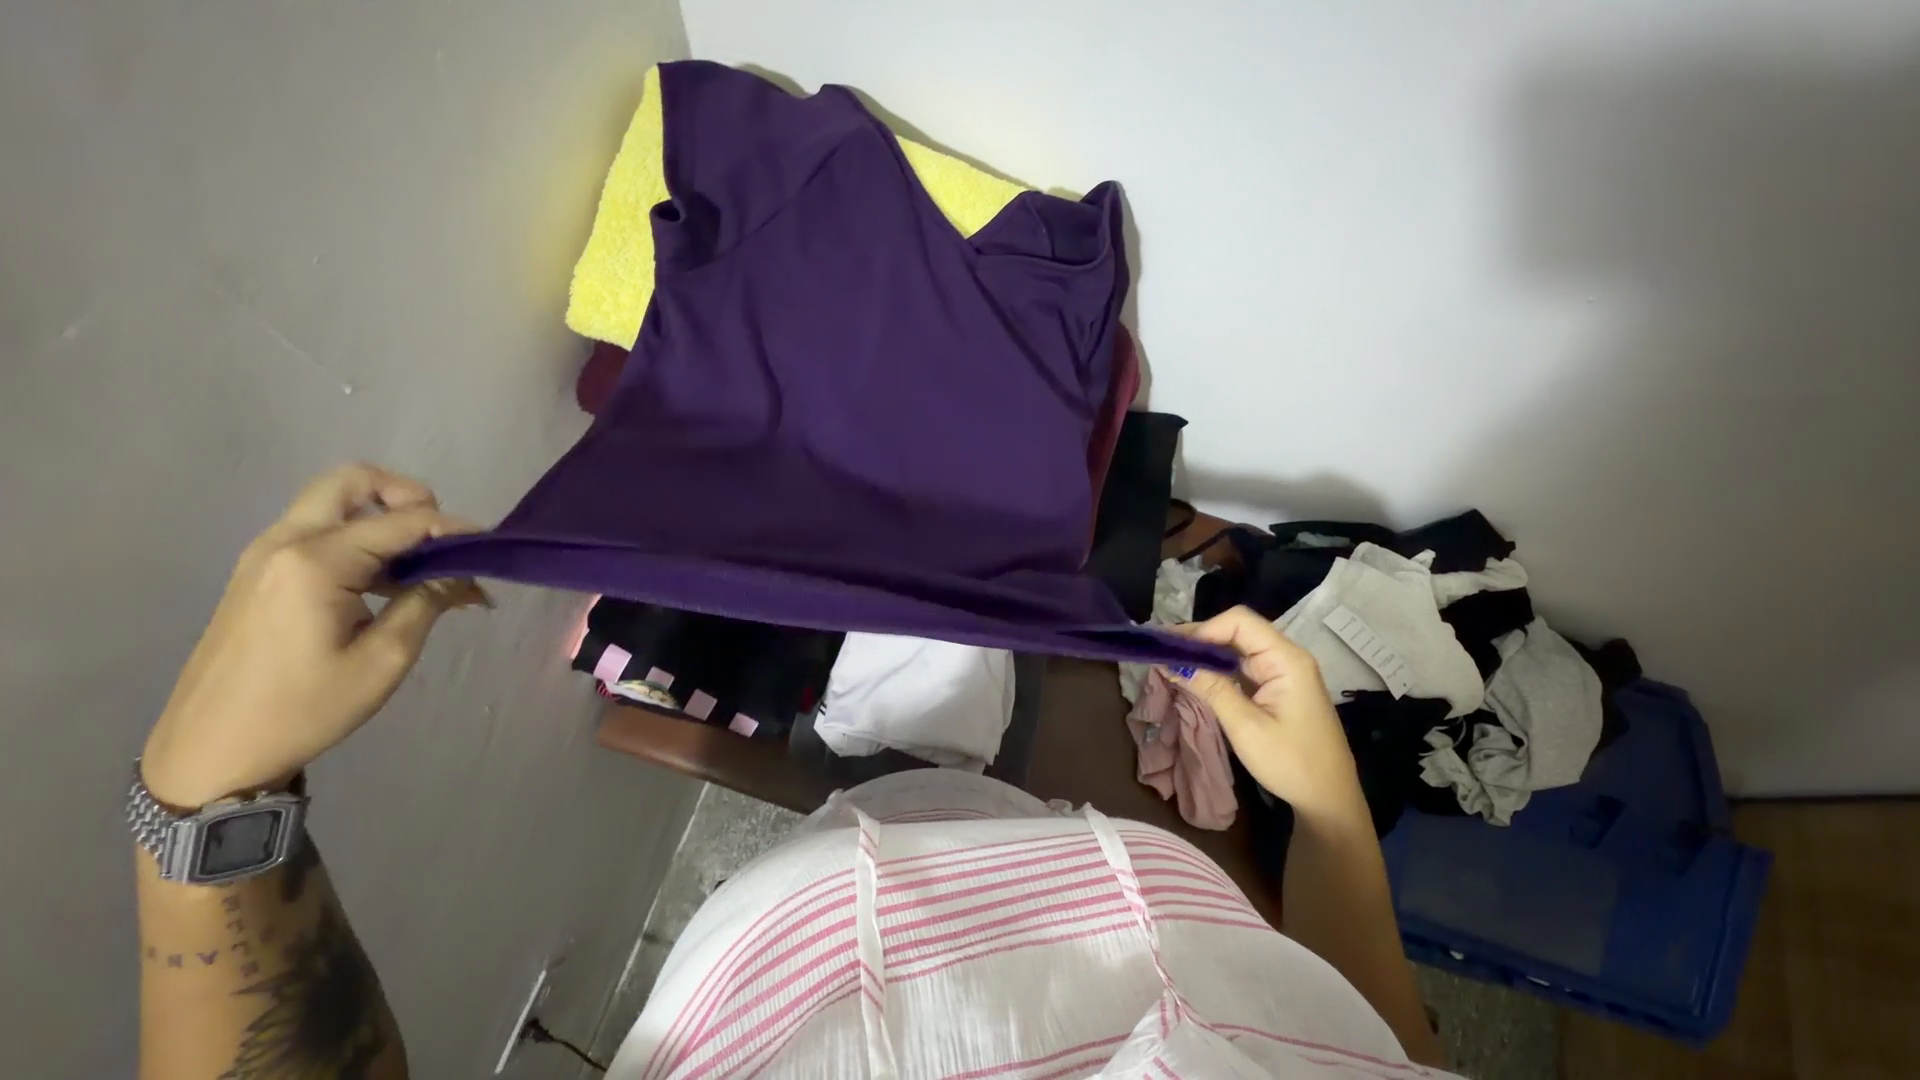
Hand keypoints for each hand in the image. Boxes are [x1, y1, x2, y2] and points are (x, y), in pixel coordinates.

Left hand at [141, 464, 486, 808]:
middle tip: (441, 537)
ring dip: (383, 516)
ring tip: (421, 567)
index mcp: (316, 561)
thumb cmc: (305, 709)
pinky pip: (317, 529)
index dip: (453, 529)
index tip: (489, 549)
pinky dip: (358, 536)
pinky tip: (384, 582)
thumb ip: (427, 602)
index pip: (403, 520)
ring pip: (333, 501)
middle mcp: (285, 542)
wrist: (211, 750)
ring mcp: (264, 554)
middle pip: (353, 481)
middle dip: (408, 496)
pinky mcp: (258, 572)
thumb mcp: (384, 659)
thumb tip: (465, 574)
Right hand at [1171, 606, 1365, 822]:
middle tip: (1162, 653)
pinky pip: (1244, 666)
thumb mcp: (1245, 727)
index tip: (1172, 648)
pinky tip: (1196, 676)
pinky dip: (1218, 669)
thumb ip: (1211, 689)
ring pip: (1238, 648)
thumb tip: (1172, 663)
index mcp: (1286, 659)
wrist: (1329, 798)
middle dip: (1200, 639)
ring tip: (1172, 662)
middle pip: (1238, 630)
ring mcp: (1283, 672)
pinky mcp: (1278, 687)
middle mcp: (1286, 657)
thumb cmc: (1291, 763)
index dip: (1203, 629)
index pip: (1239, 622)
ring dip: (1206, 654)